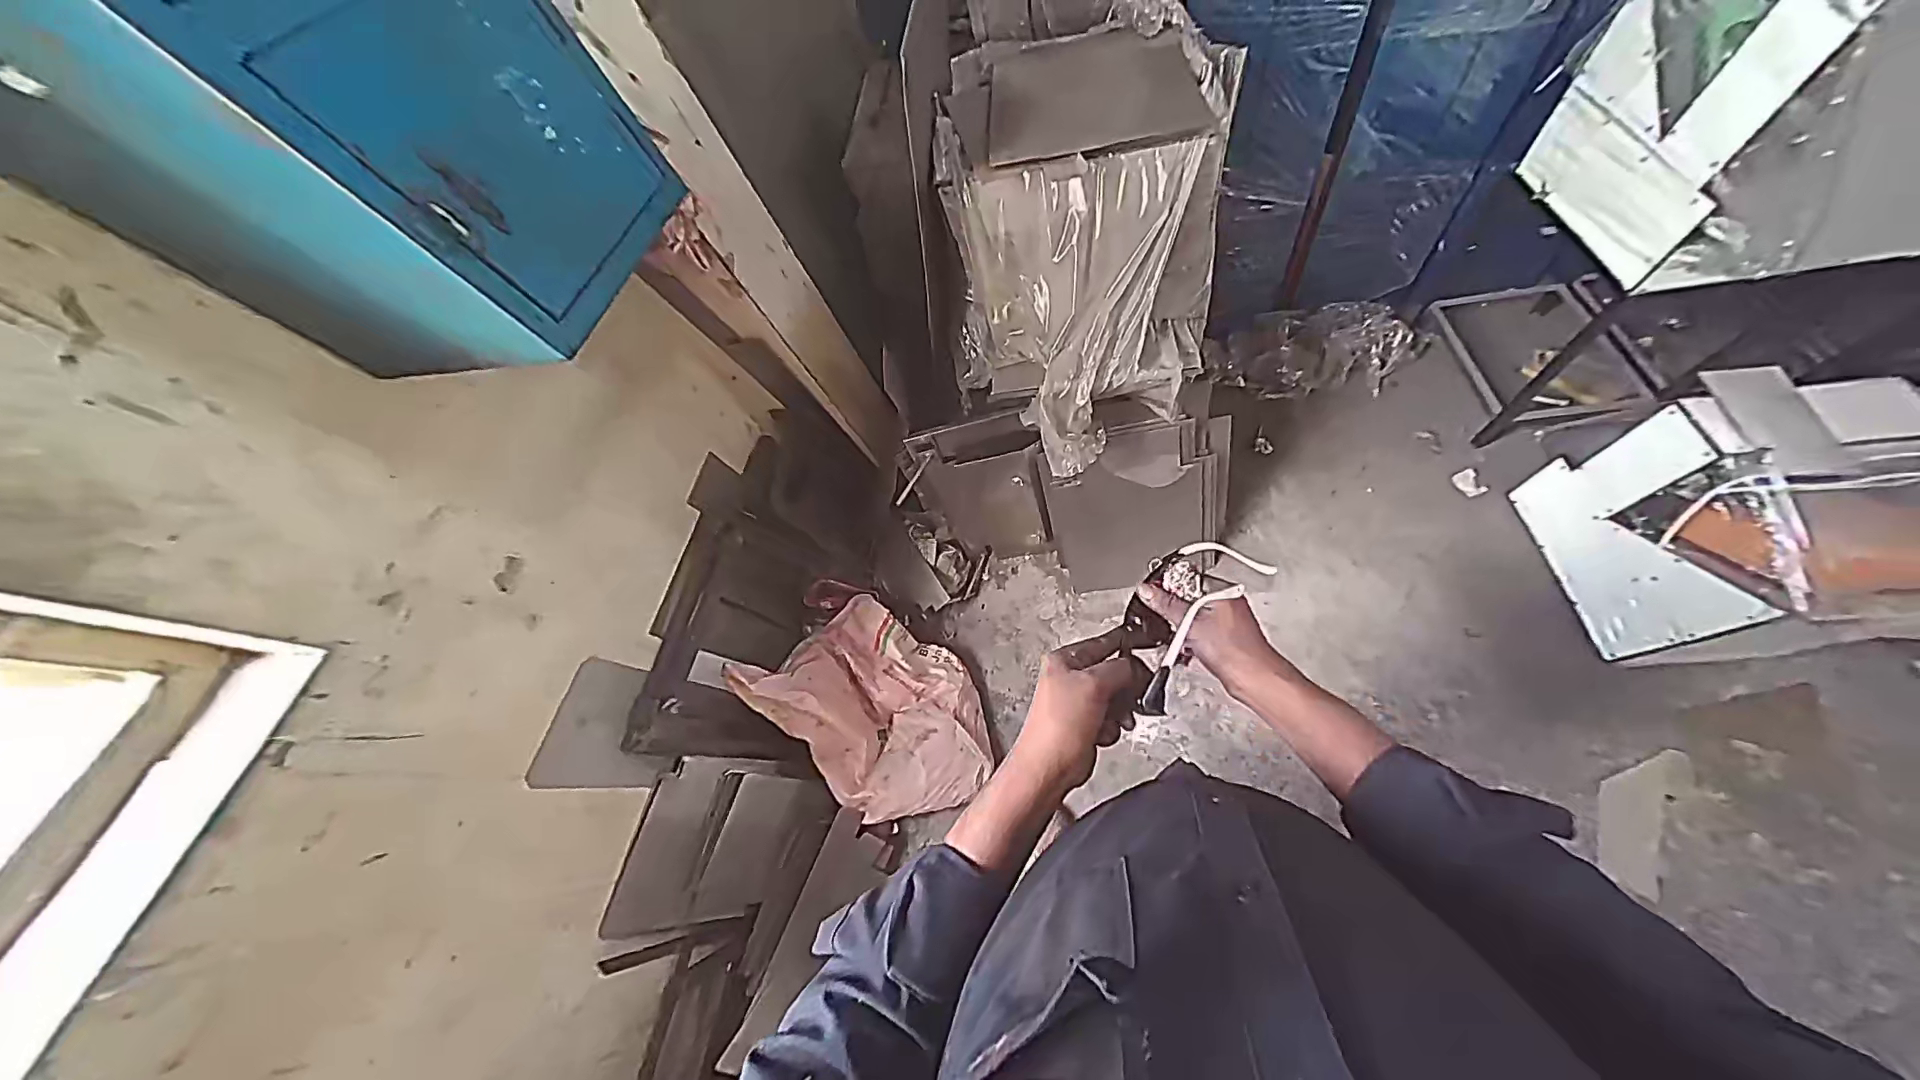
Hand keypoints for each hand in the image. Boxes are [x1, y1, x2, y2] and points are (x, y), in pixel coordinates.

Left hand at [1008, 627, 1148, 791]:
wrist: (1049, 768)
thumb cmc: (1057, 727)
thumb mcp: (1093, 685)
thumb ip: (1119, 669)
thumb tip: (1135, 666)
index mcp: (1064, 660)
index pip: (1104, 643)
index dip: (1128, 647)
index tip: (1149, 649)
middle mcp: (1069, 678)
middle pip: (1114, 672)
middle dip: (1125, 688)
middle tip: (1130, 697)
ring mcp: (1078, 701)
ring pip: (1116, 696)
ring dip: (1120, 711)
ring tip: (1113, 720)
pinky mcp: (1086, 723)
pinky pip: (1113, 717)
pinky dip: (1113, 726)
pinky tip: (1102, 734)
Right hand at [1135, 582, 1293, 695]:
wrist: (1253, 679)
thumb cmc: (1234, 650)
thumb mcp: (1191, 623)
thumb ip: (1166, 605)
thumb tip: (1147, 590)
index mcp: (1221, 590)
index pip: (1186, 578)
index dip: (1166, 588)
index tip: (1153, 598)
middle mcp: (1226, 602)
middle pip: (1187, 599)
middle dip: (1173, 613)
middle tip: (1170, 624)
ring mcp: (1226, 620)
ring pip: (1192, 618)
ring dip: (1181, 629)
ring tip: (1181, 640)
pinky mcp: (1223, 638)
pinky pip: (1198, 632)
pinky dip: (1189, 640)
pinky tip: (1188, 650)